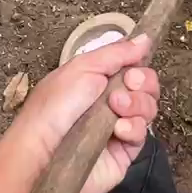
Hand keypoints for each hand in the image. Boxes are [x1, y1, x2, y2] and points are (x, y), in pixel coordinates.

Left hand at [1, 34, 159, 192]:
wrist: (43, 154)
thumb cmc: (56, 106)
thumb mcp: (83, 67)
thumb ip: (118, 52)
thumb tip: (145, 39)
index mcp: (99, 79)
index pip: (133, 66)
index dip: (138, 64)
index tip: (132, 67)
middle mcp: (112, 101)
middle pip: (146, 85)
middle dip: (142, 81)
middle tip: (127, 85)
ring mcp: (119, 126)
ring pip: (148, 107)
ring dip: (137, 103)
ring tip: (116, 107)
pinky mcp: (124, 151)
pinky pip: (142, 133)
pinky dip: (134, 127)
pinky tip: (118, 130)